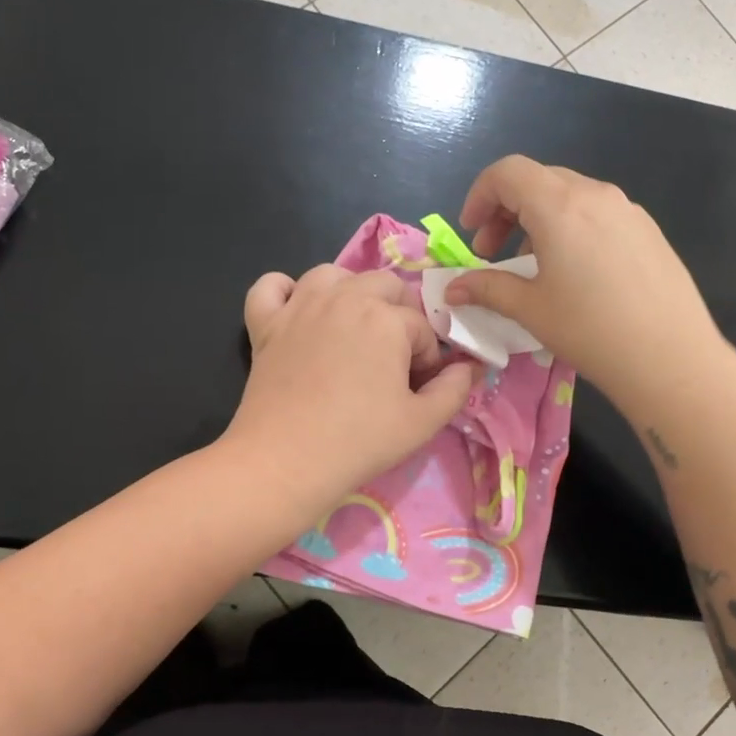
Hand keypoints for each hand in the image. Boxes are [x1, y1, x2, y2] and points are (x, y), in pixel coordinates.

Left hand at [225, 265, 475, 503]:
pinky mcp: (265, 323)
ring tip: (352, 329)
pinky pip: (270, 286)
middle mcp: (344, 298)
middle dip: (397, 314)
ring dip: (349, 292)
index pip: (422, 327)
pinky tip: (295, 312)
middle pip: (384, 285)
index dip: (426, 358)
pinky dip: (283, 290)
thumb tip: (470, 366)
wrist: (285, 461)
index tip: (416, 389)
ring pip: (331, 275)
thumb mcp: (422, 423)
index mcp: (387, 318)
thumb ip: (454, 389)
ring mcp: (300, 307)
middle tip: (391, 359)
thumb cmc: (359, 442)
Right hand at [444, 156, 725, 407]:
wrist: (670, 356)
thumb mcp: (530, 309)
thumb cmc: (589, 329)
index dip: (479, 195)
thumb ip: (487, 289)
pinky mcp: (648, 230)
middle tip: (492, 253)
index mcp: (559, 206)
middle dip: (506, 210)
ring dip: (539, 220)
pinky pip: (598, 214)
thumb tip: (453, 289)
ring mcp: (627, 210)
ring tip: (533, 265)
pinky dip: (571, 228)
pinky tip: (576, 274)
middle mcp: (595, 195)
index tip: (471, 233)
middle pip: (538, 180)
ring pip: (570, 196)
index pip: (508, 172)